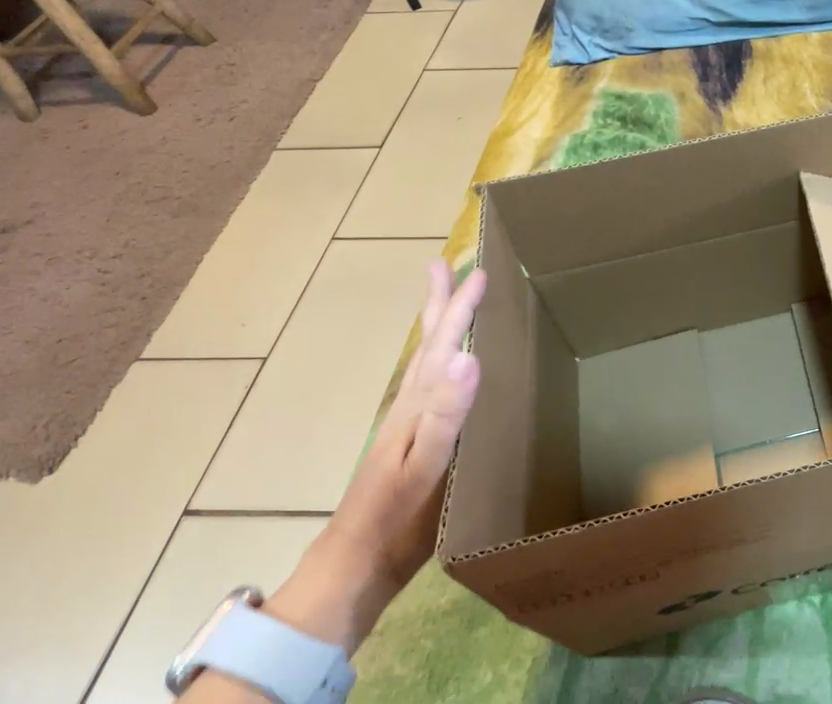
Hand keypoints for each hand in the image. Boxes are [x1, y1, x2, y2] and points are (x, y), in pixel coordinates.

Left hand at [265, 259, 485, 651]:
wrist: (357, 564)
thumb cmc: (396, 518)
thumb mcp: (423, 466)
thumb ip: (444, 414)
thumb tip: (466, 354)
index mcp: (418, 405)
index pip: (443, 343)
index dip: (459, 307)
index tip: (474, 269)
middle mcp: (413, 406)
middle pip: (429, 343)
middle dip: (441, 304)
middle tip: (448, 266)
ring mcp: (410, 425)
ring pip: (428, 363)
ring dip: (440, 329)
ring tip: (447, 305)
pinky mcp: (414, 444)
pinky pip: (433, 389)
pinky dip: (442, 366)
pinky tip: (449, 375)